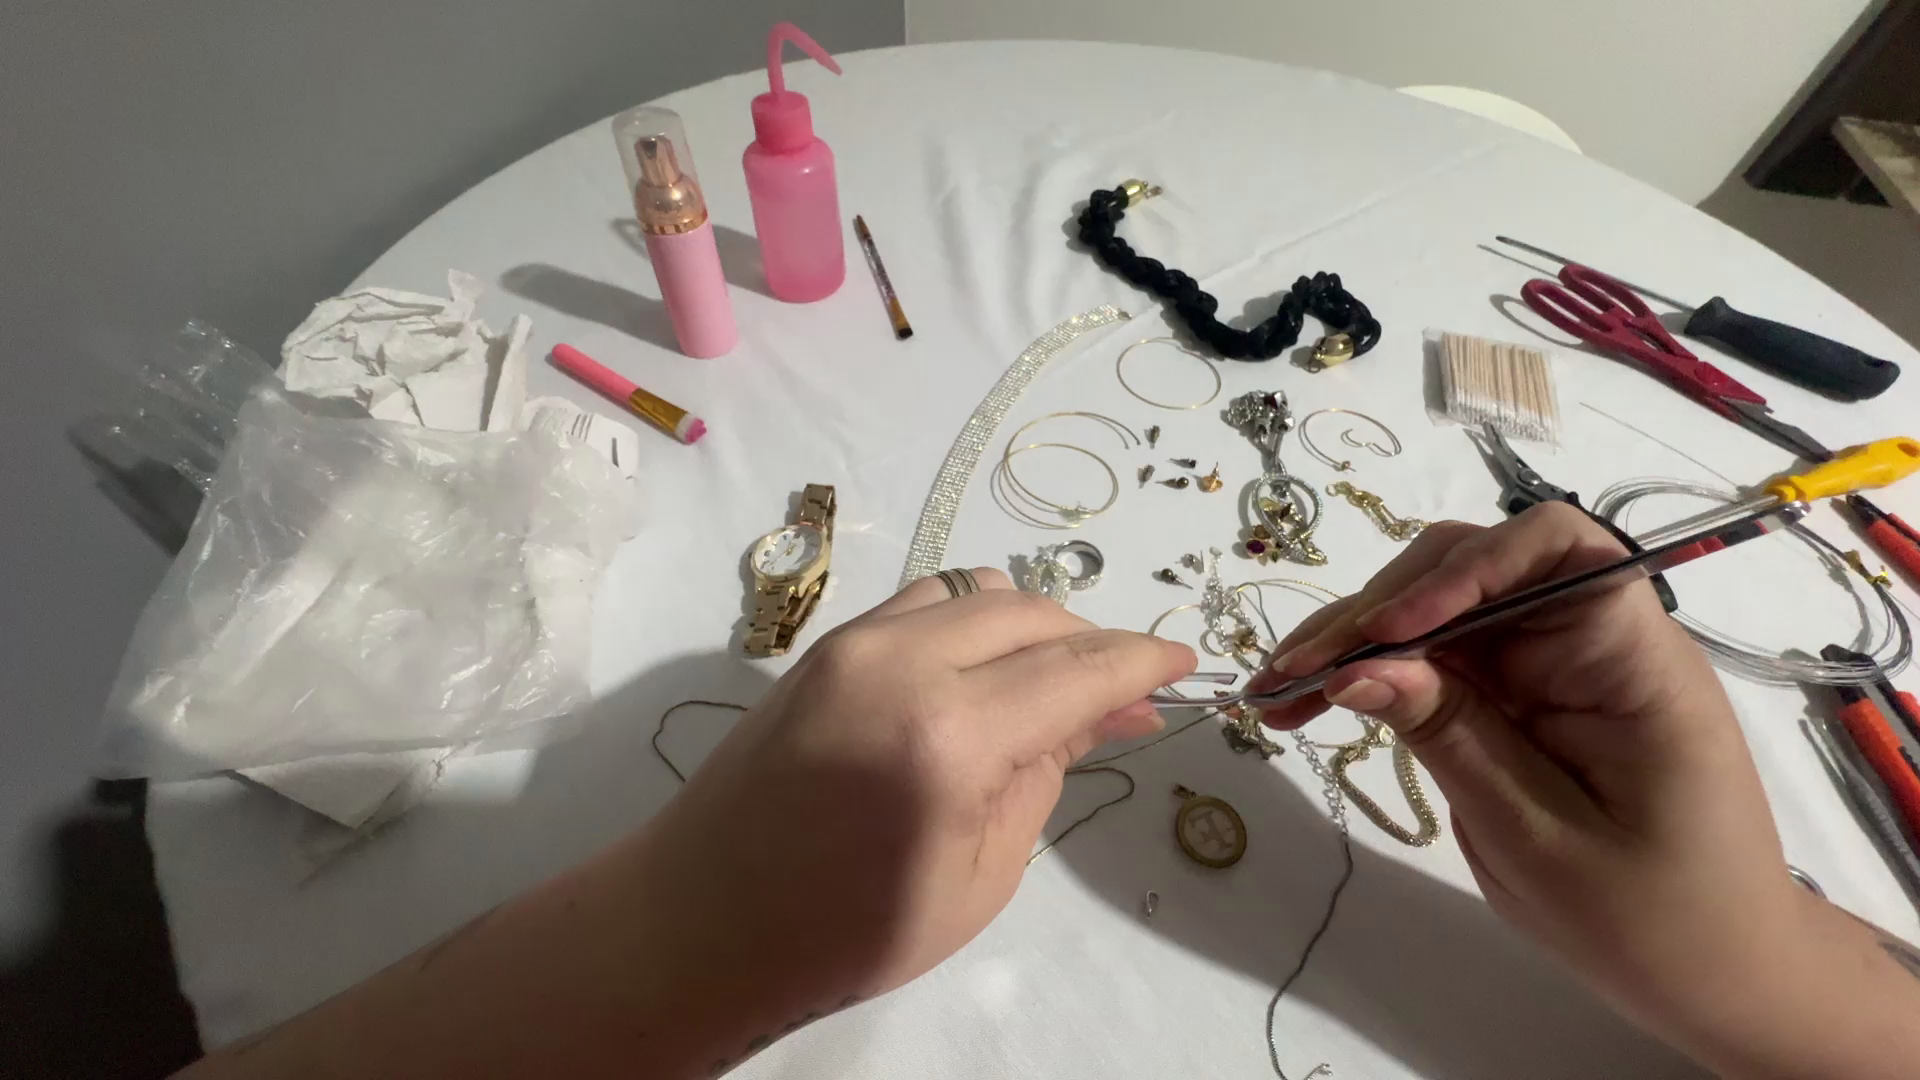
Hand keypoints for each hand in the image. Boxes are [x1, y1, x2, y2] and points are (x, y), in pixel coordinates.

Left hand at [638, 569, 1195, 1061]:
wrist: (700, 916)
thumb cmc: (849, 930)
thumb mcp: (981, 874)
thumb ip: (1046, 770)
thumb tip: (1109, 711)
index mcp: (949, 738)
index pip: (1074, 672)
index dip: (1140, 661)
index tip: (1183, 660)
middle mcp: (902, 661)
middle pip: (1030, 614)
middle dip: (1090, 641)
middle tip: (1121, 689)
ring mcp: (856, 640)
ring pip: (978, 591)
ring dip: (1031, 623)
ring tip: (1051, 677)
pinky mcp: (829, 641)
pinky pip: (926, 602)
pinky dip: (974, 618)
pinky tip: (983, 663)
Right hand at [1246, 504, 1919, 1076]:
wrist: (1694, 964)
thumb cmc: (1647, 914)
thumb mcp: (1535, 833)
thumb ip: (1446, 736)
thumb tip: (1351, 669)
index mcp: (1627, 659)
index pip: (1556, 551)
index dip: (1467, 568)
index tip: (1390, 631)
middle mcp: (1570, 638)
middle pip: (1455, 571)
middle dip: (1367, 615)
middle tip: (1290, 674)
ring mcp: (1524, 659)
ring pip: (1413, 610)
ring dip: (1338, 644)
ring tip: (1271, 693)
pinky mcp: (1487, 685)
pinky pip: (1405, 658)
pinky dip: (1349, 675)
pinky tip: (1297, 701)